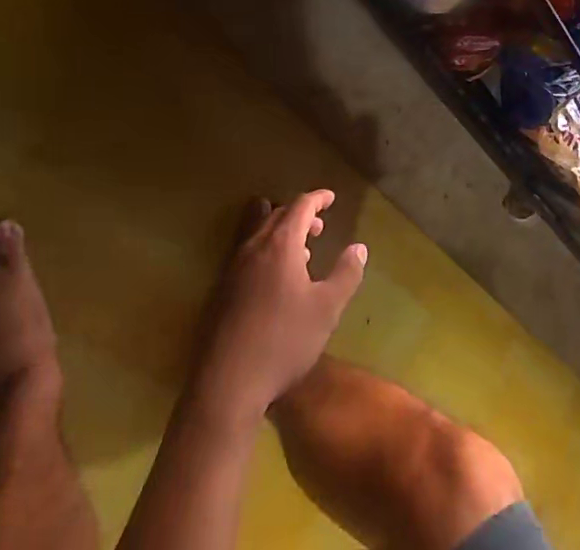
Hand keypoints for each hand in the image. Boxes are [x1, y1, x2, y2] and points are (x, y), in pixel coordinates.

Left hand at [194, 190, 366, 415]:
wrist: (227, 381)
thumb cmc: (284, 341)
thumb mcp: (326, 309)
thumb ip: (345, 274)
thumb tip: (359, 248)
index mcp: (279, 244)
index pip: (299, 207)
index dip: (317, 199)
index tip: (331, 198)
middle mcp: (252, 248)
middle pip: (275, 215)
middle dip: (299, 215)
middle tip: (319, 226)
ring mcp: (231, 268)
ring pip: (255, 233)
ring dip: (278, 231)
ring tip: (298, 249)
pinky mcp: (220, 290)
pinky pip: (245, 254)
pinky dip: (264, 251)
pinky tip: (274, 281)